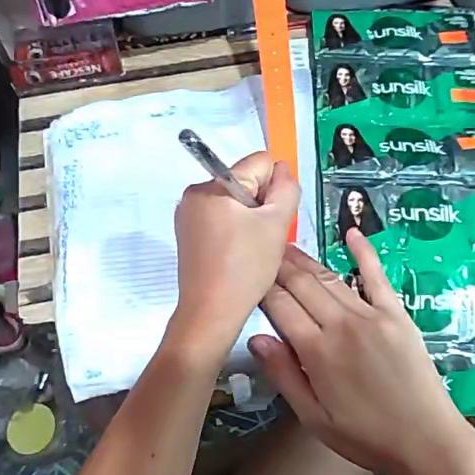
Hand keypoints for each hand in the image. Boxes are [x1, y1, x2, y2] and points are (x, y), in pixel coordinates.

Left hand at [172, 151, 299, 349]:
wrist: (211, 312)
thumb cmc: (244, 268)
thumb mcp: (276, 225)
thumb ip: (286, 188)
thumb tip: (281, 169)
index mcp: (213, 185)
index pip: (258, 163)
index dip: (275, 188)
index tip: (271, 218)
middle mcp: (194, 194)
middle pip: (244, 181)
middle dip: (260, 204)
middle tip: (263, 237)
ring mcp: (188, 216)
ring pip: (234, 202)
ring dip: (249, 219)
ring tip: (251, 248)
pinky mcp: (189, 235)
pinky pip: (221, 220)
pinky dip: (235, 232)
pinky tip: (239, 254)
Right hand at [249, 231, 474, 474]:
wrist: (428, 441)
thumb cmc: (366, 437)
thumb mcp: (314, 418)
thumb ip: (284, 374)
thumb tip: (256, 336)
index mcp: (317, 351)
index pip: (280, 305)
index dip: (261, 286)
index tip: (246, 273)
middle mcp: (342, 324)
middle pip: (302, 285)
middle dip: (279, 265)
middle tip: (262, 248)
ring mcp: (372, 315)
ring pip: (330, 278)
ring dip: (307, 260)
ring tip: (287, 245)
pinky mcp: (397, 315)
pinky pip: (376, 277)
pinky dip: (364, 253)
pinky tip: (352, 233)